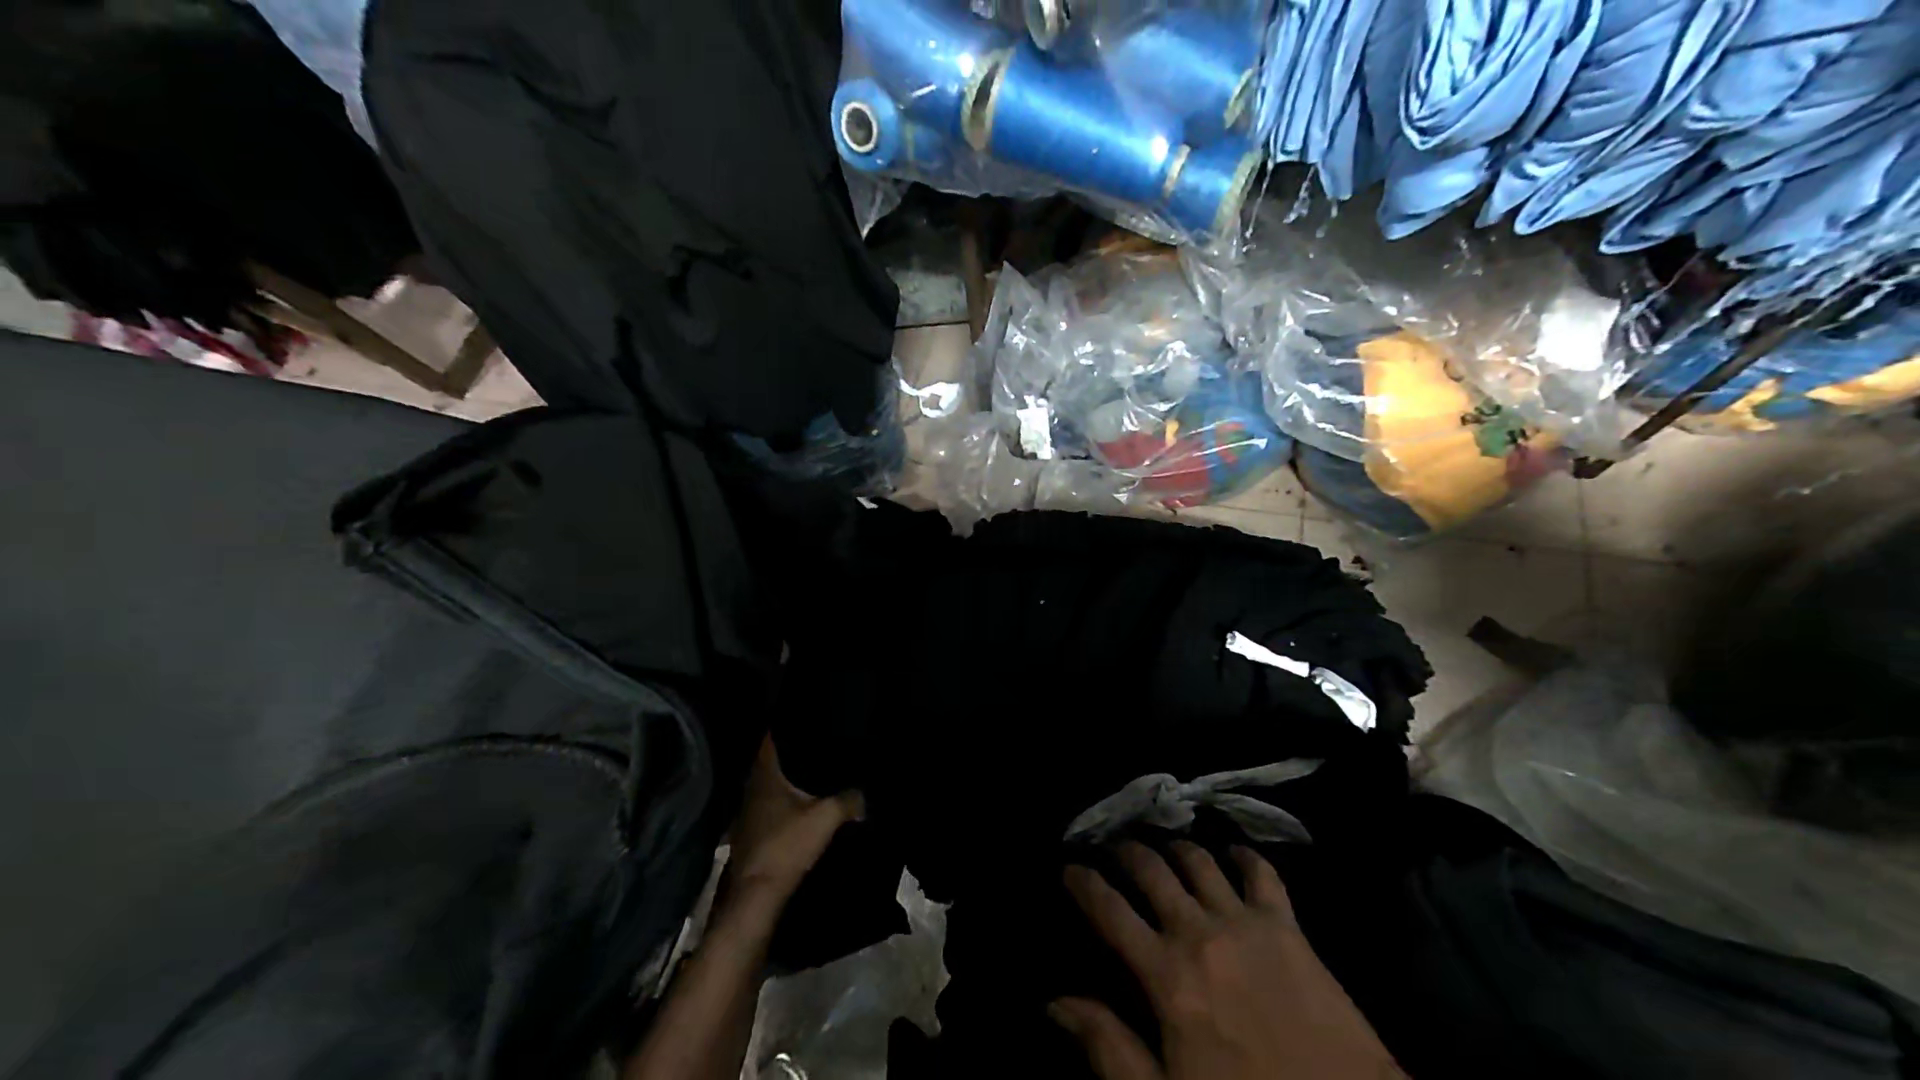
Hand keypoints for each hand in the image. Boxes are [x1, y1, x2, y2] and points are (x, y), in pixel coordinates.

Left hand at [723, 735, 863, 904]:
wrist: (757, 894)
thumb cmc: (786, 845)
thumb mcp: (826, 818)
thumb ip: (849, 800)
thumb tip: (865, 793)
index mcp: (765, 774)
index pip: (771, 738)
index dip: (786, 724)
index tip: (805, 717)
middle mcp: (752, 786)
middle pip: (771, 759)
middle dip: (792, 750)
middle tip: (818, 741)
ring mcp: (748, 809)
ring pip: (770, 783)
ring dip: (788, 776)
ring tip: (816, 768)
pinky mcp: (752, 830)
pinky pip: (771, 803)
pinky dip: (785, 799)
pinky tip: (803, 802)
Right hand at [1054, 842, 1404, 1079]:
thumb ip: (1107, 1046)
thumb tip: (1055, 1001)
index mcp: (1166, 974)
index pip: (1109, 910)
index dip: (1082, 883)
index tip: (1068, 868)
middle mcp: (1199, 932)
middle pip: (1151, 871)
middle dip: (1125, 852)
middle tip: (1114, 848)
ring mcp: (1245, 922)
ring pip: (1198, 861)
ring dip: (1174, 847)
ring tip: (1164, 846)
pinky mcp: (1288, 926)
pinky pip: (1261, 872)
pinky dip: (1242, 855)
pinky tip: (1231, 852)